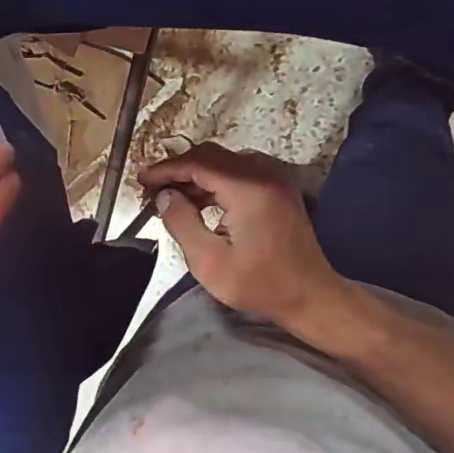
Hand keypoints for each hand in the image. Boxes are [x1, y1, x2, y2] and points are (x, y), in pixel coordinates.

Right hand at [139, 143, 342, 325]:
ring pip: (224, 162)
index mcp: (249, 189)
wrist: (312, 296)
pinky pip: (239, 173)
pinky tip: (198, 202)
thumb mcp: (209, 261)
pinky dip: (214, 182)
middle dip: (178, 168)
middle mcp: (264, 175)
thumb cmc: (260, 284)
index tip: (142, 180)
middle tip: (152, 188)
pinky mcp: (278, 190)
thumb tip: (164, 196)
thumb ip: (182, 223)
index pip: (198, 163)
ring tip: (170, 196)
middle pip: (211, 156)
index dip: (166, 168)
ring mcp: (275, 180)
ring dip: (195, 175)